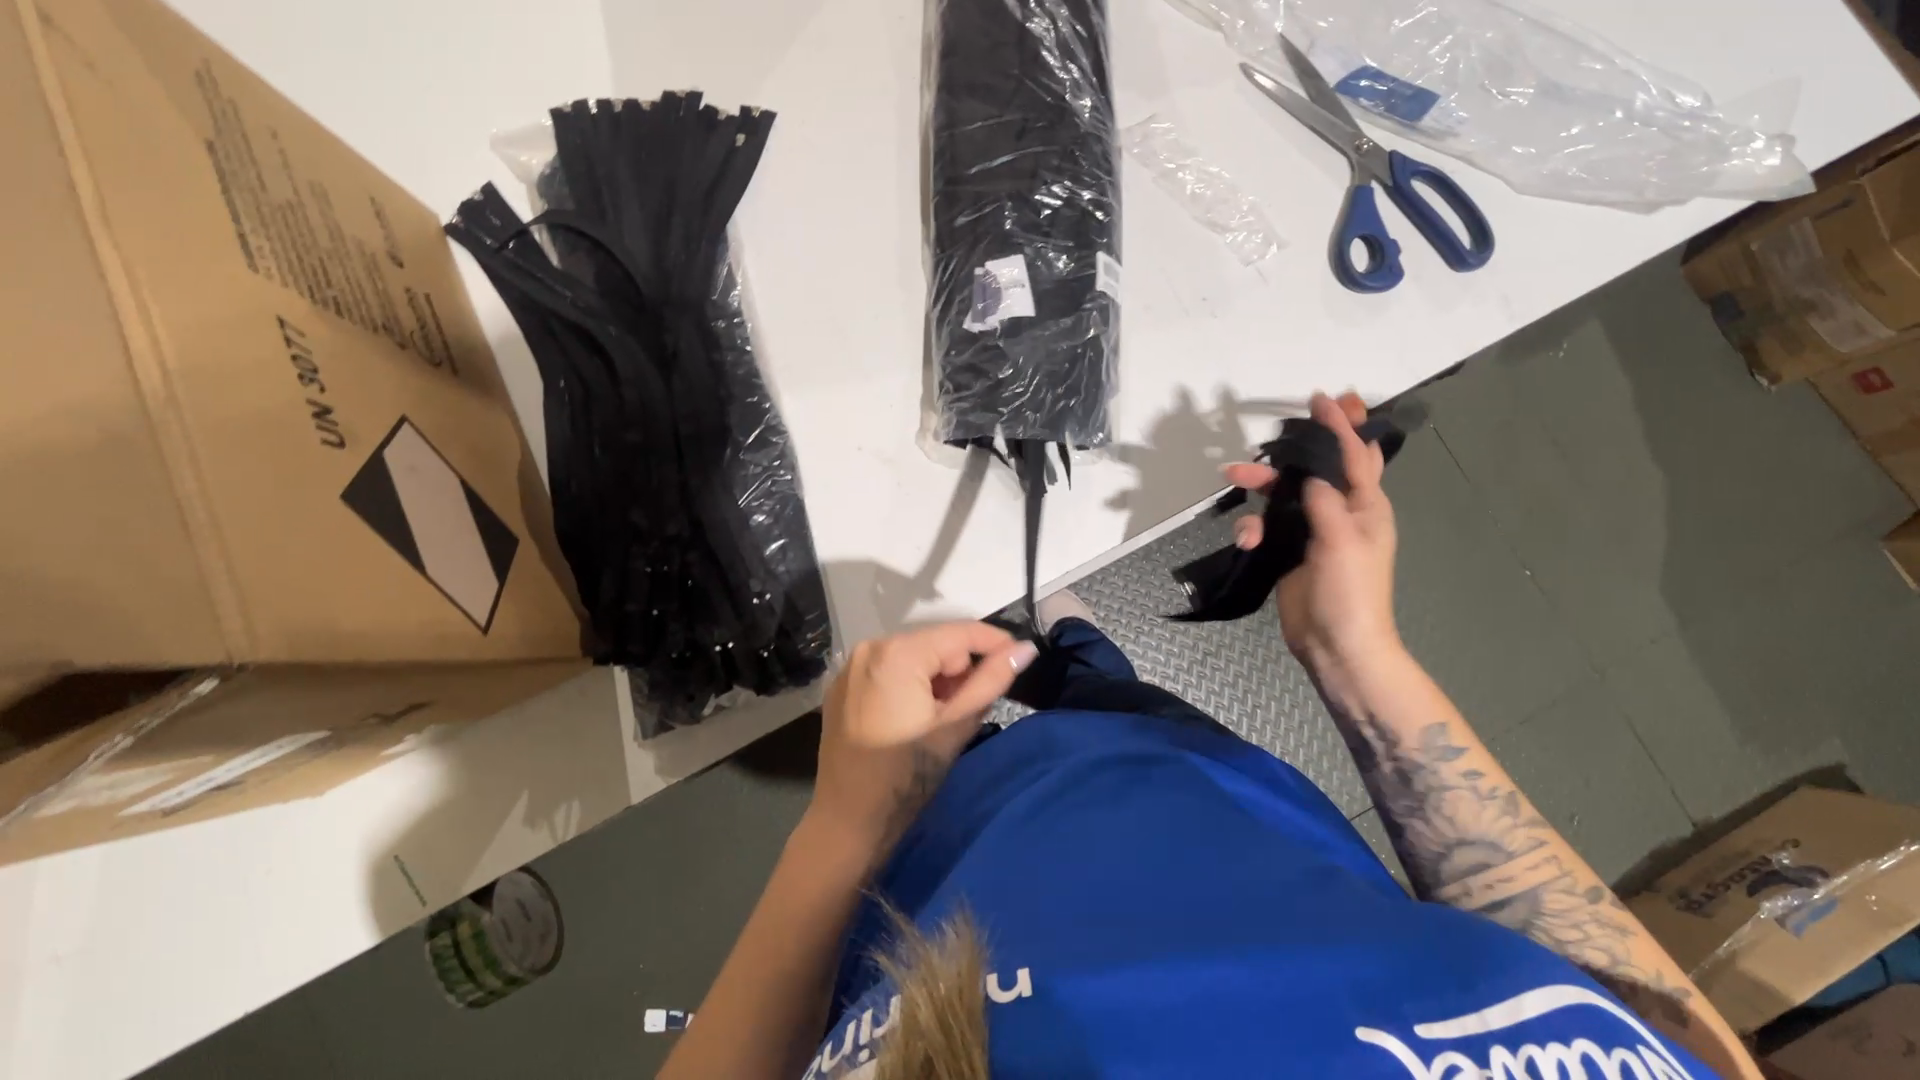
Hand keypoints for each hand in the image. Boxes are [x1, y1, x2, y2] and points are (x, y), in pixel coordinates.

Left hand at [810, 622, 1038, 857]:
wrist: (847, 820)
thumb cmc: (905, 776)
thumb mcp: (955, 726)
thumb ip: (991, 681)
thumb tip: (1025, 649)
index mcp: (897, 653)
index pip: (960, 633)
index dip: (996, 642)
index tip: (1023, 657)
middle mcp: (870, 647)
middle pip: (935, 642)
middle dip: (961, 667)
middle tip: (974, 705)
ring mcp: (851, 666)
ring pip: (913, 656)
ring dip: (938, 677)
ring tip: (946, 716)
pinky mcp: (843, 686)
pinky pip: (889, 670)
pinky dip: (911, 684)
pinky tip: (917, 717)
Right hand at [1223, 392, 1401, 684]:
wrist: (1337, 645)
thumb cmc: (1352, 592)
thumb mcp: (1345, 541)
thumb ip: (1327, 500)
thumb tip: (1312, 472)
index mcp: (1366, 506)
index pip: (1356, 455)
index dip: (1344, 425)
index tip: (1330, 397)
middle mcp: (1339, 513)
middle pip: (1312, 469)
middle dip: (1287, 453)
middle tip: (1264, 438)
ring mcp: (1311, 533)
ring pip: (1281, 494)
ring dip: (1258, 484)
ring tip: (1231, 475)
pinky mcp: (1286, 553)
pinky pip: (1264, 527)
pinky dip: (1252, 528)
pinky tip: (1246, 540)